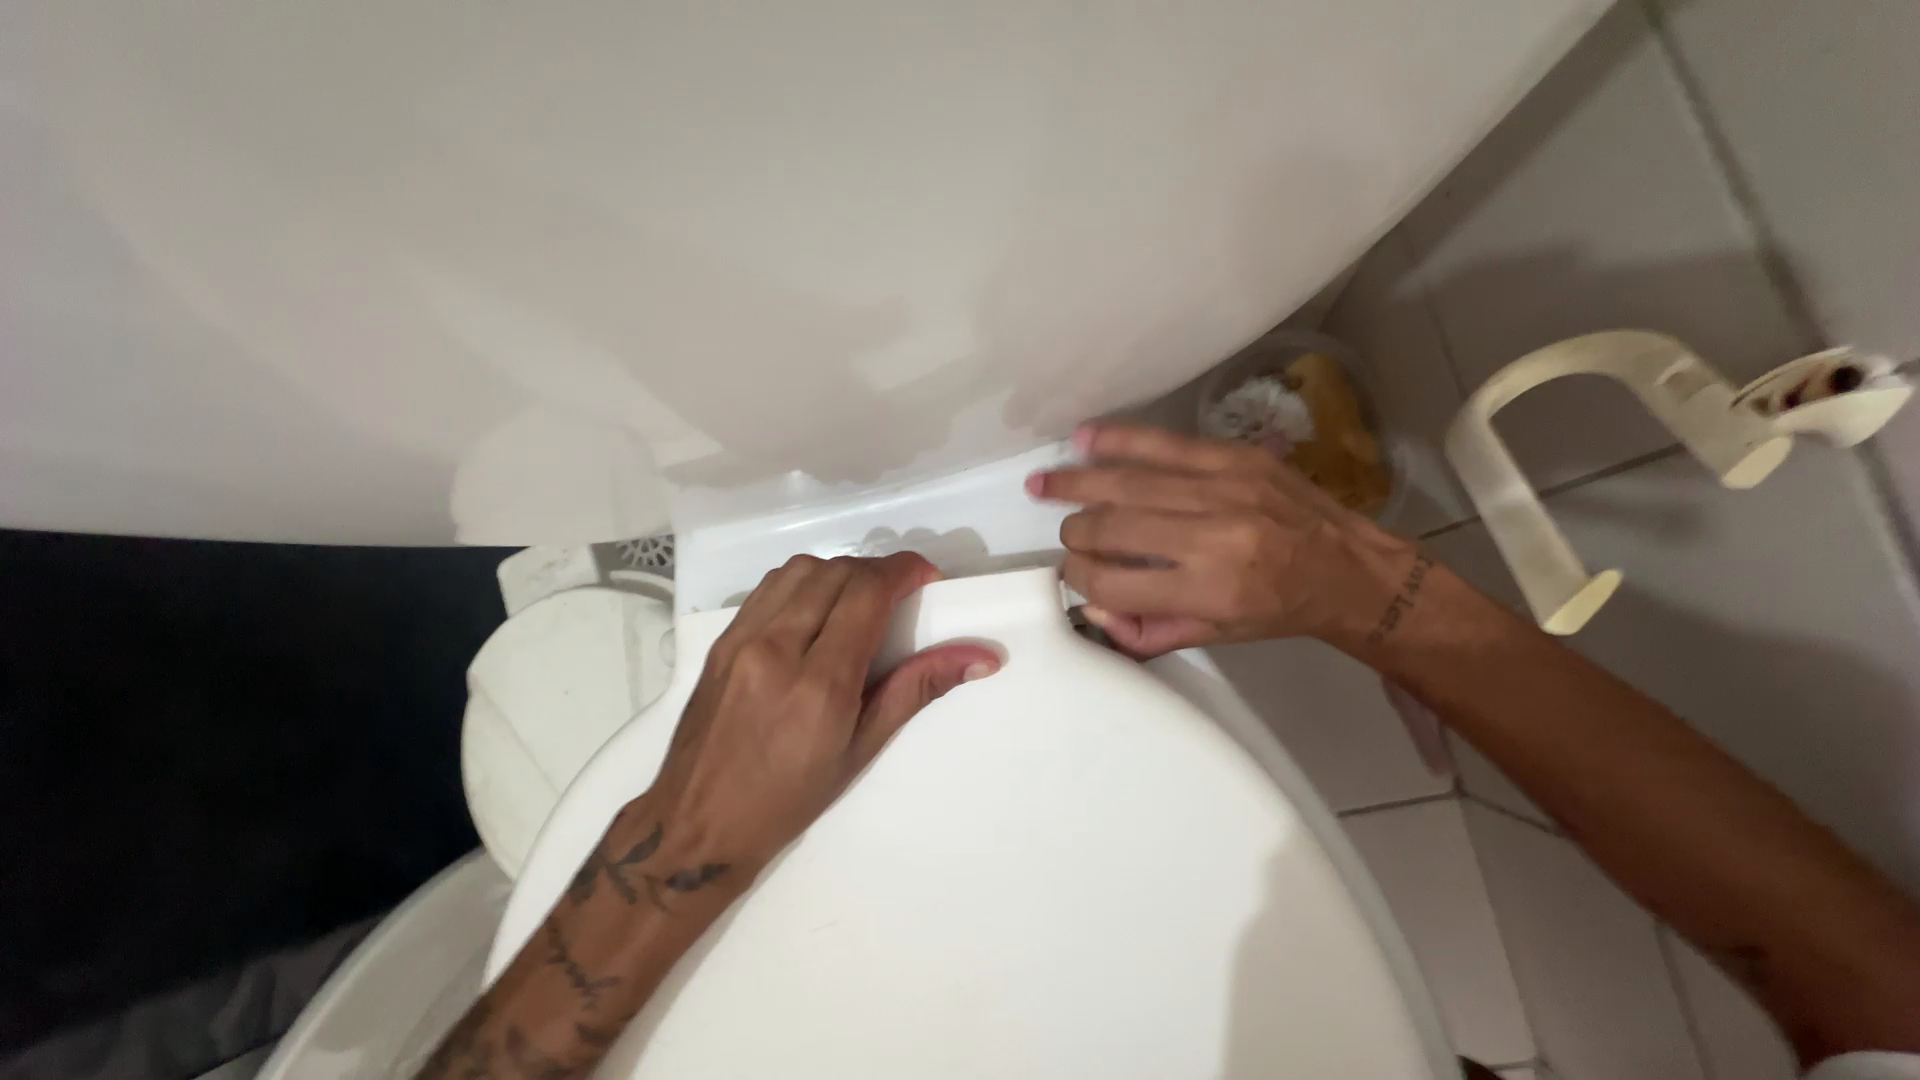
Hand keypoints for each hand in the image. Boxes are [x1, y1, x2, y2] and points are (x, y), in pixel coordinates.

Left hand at [645, 552, 999, 878]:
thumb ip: (917, 689)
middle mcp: (776, 648)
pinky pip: (770, 586)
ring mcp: (741, 639)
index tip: (927, 579)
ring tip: (860, 600)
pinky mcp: (721, 640)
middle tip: (901, 596)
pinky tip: (817, 610)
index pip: (867, 593)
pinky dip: (804, 582)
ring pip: (801, 569)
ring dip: (841, 571)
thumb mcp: (862, 749)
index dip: (904, 571)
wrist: (698, 822)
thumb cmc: (789, 799)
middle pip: (837, 572)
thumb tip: (982, 658)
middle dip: (878, 571)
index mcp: (819, 683)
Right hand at [1030, 423, 1419, 656]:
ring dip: (1075, 483)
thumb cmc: (1279, 609)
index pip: (1112, 581)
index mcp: (1208, 590)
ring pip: (1127, 482)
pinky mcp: (1234, 457)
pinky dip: (1118, 441)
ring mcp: (1223, 489)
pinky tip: (1083, 440)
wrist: (1350, 568)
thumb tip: (1092, 607)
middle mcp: (1211, 536)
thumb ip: (1146, 630)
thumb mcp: (1216, 636)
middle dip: (1076, 534)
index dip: (1081, 578)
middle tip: (1070, 537)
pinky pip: (1162, 443)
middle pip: (1110, 526)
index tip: (1077, 574)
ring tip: (1040, 485)